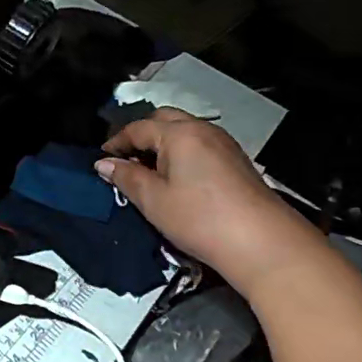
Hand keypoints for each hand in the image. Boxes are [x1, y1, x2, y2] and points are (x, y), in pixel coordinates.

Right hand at [97, 108, 323, 291]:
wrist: (260, 240)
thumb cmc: (199, 218)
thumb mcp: (154, 201)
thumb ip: (127, 177)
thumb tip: (105, 164)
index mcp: (179, 133)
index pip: (139, 128)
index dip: (117, 142)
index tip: (102, 159)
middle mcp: (203, 129)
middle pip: (164, 121)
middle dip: (142, 136)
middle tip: (126, 161)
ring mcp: (224, 143)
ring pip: (185, 132)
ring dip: (164, 145)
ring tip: (150, 173)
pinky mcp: (237, 161)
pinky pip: (201, 146)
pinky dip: (183, 154)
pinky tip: (179, 180)